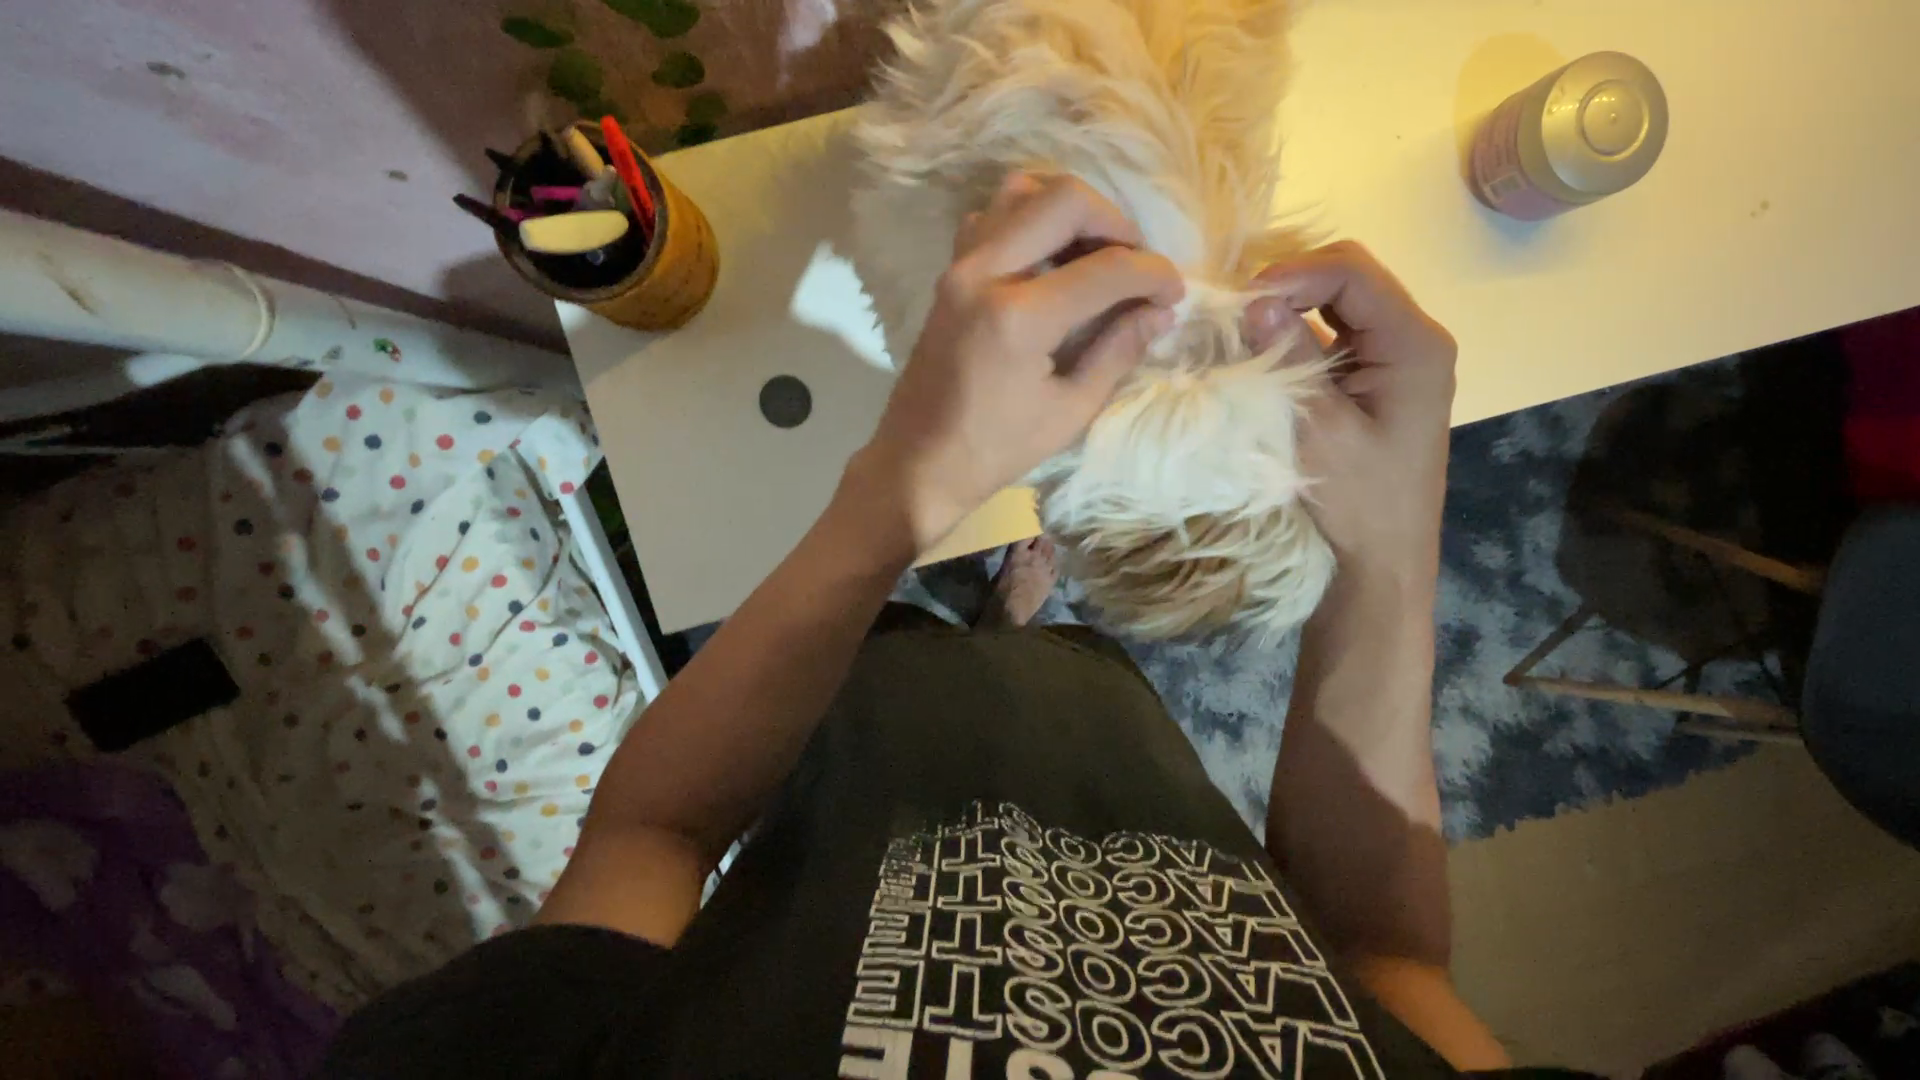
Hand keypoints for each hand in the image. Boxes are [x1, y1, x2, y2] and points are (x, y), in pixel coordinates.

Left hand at [855, 173, 1183, 549]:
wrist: (918, 460)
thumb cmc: (995, 449)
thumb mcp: (1069, 412)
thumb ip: (1117, 351)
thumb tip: (1160, 310)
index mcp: (1018, 318)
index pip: (1106, 268)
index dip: (1153, 274)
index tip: (1173, 293)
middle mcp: (984, 273)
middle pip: (1064, 200)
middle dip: (1116, 223)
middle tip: (1136, 263)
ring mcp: (959, 267)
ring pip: (1023, 193)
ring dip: (1070, 212)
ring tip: (1094, 255)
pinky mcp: (948, 273)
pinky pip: (992, 217)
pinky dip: (1029, 221)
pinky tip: (1048, 261)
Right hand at [1246, 242, 1456, 588]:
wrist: (1383, 556)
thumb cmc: (1358, 498)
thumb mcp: (1319, 427)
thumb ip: (1292, 357)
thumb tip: (1255, 301)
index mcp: (1414, 344)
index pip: (1353, 274)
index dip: (1294, 274)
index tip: (1240, 302)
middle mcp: (1414, 338)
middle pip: (1351, 278)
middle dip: (1292, 282)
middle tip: (1238, 309)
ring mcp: (1397, 358)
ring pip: (1342, 303)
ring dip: (1293, 305)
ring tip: (1244, 323)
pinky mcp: (1378, 379)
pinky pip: (1338, 335)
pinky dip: (1300, 332)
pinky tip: (1266, 347)